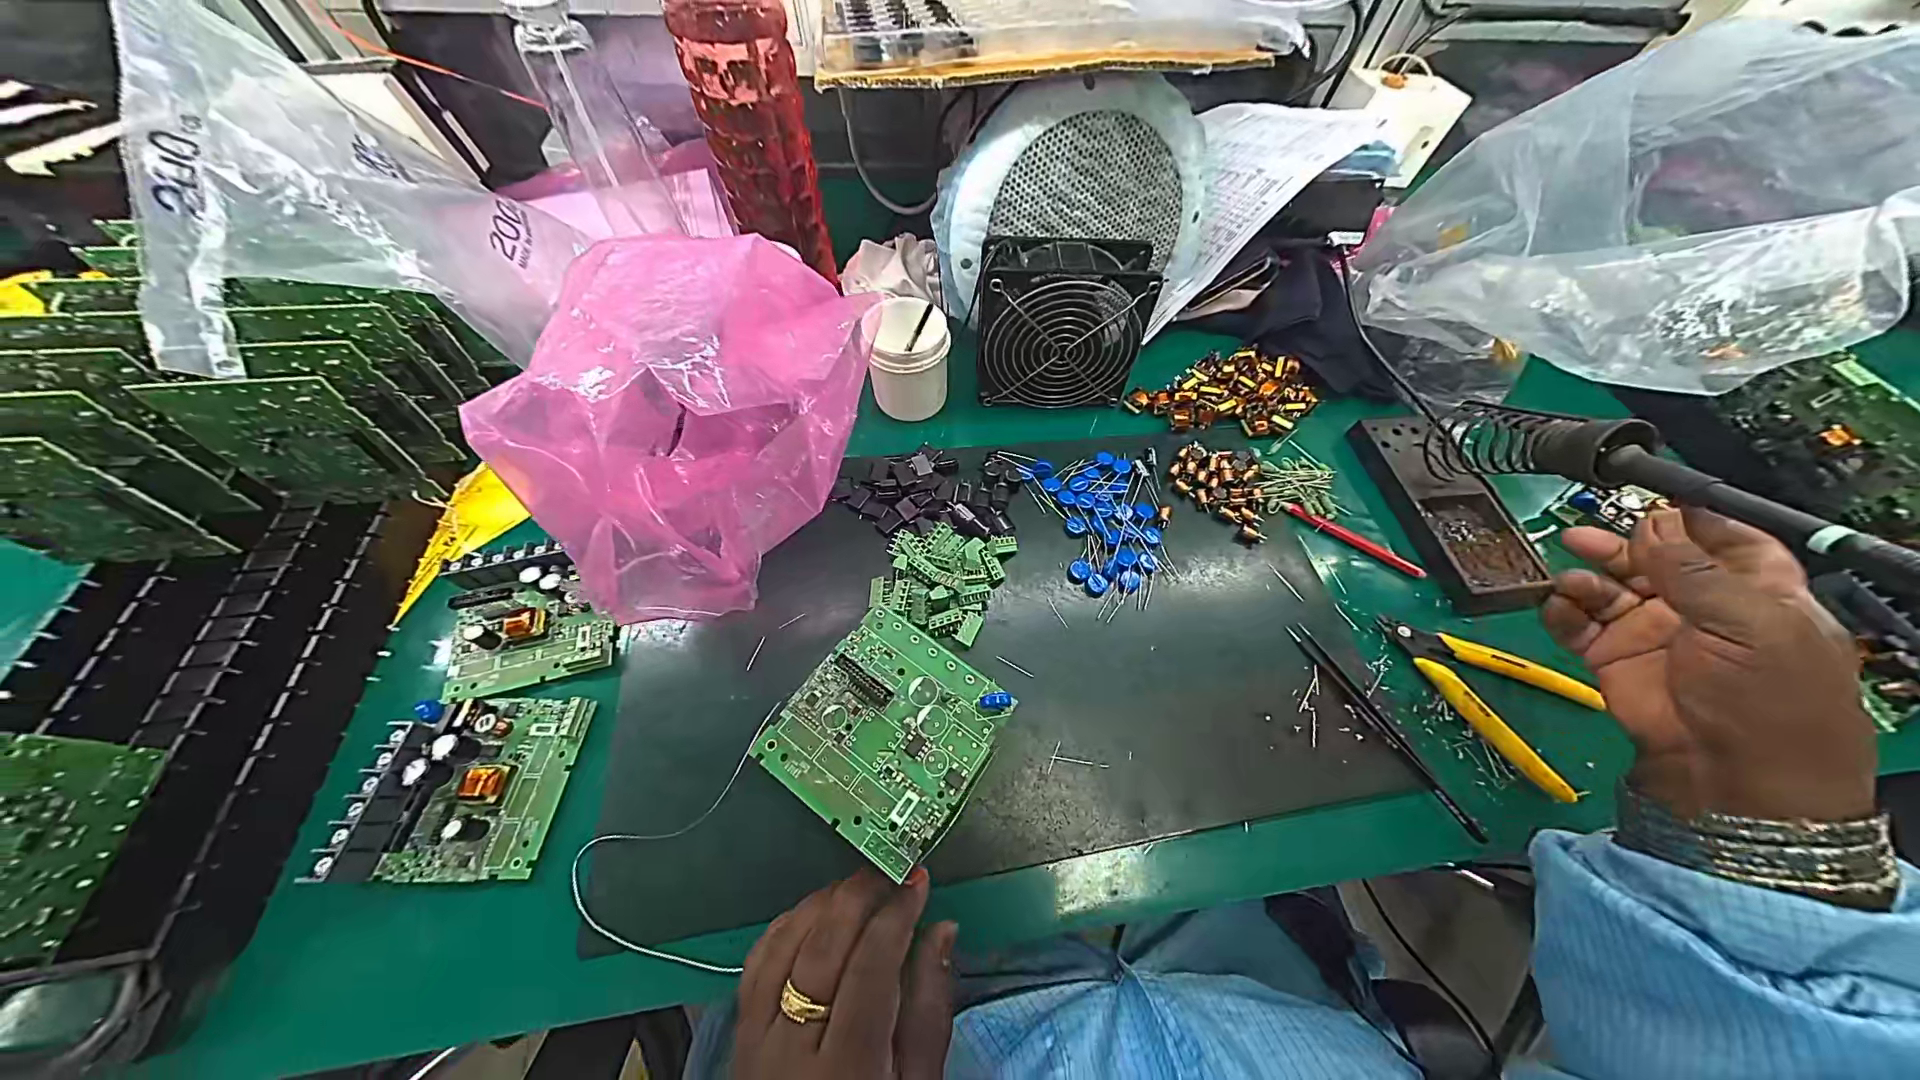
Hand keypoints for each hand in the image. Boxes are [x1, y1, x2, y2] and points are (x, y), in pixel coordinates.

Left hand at [732, 867, 956, 1079]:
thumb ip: (930, 1005)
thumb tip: (942, 927)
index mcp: (847, 1069)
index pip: (870, 969)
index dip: (896, 916)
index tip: (918, 882)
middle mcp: (791, 1052)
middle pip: (821, 949)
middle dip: (858, 897)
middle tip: (887, 871)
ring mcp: (756, 1042)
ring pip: (783, 947)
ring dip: (822, 904)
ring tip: (857, 887)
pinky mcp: (739, 1037)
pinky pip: (756, 963)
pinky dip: (785, 925)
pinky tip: (813, 912)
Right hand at [1541, 507, 1875, 821]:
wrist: (1728, 770)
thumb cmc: (1769, 698)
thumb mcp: (1749, 624)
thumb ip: (1695, 570)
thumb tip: (1656, 521)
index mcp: (1755, 595)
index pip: (1725, 543)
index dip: (1691, 520)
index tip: (1654, 502)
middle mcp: (1699, 608)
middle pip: (1651, 560)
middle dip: (1619, 544)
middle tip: (1583, 536)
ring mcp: (1650, 631)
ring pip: (1606, 587)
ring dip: (1583, 578)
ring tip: (1570, 580)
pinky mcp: (1609, 655)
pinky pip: (1574, 623)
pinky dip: (1560, 611)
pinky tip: (1558, 606)